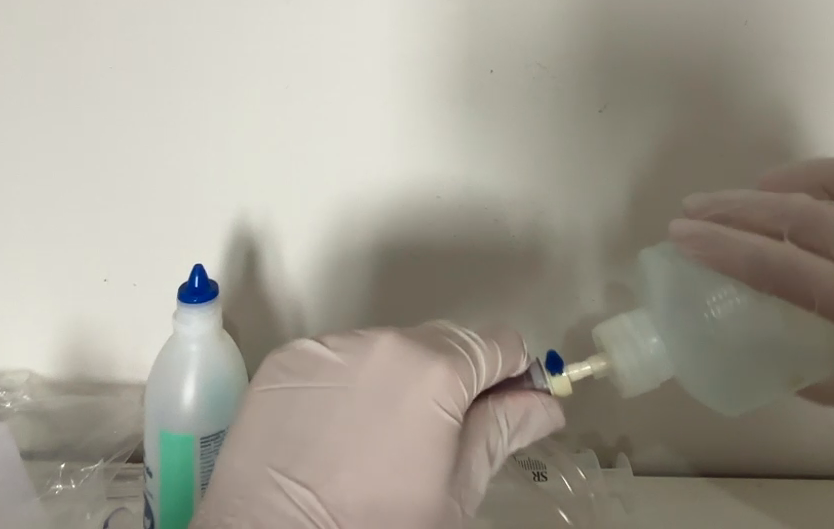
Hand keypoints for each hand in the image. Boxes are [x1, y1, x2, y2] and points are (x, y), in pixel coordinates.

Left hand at [192, 322, 563, 528]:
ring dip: (395, 380)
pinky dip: (345, 384)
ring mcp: (331, 344)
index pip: (498, 342)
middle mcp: (384, 339)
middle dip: (452, 378)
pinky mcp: (289, 358)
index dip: (509, 374)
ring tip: (377, 440)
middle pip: (440, 342)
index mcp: (437, 368)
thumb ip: (502, 432)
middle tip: (438, 438)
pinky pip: (335, 358)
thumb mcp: (455, 494)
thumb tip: (544, 403)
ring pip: (385, 349)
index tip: (504, 405)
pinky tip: (335, 432)